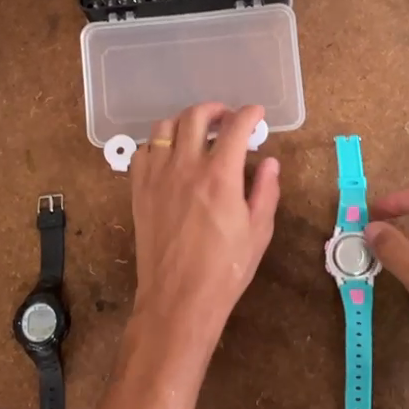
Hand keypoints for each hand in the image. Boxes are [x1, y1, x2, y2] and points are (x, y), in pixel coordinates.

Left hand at [129, 104, 280, 337]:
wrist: (179, 298)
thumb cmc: (225, 270)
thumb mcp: (258, 232)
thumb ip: (266, 191)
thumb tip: (270, 163)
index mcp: (220, 176)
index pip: (235, 127)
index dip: (249, 114)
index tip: (257, 114)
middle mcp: (186, 167)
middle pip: (195, 117)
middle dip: (215, 110)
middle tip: (227, 118)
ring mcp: (157, 176)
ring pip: (164, 127)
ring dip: (184, 122)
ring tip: (196, 132)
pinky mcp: (139, 190)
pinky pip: (143, 151)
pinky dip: (158, 144)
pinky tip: (169, 155)